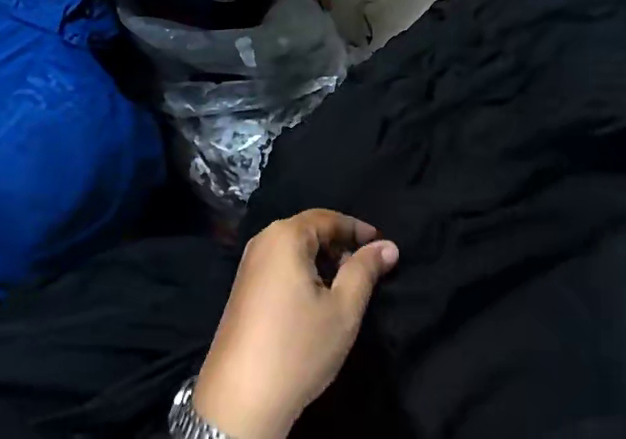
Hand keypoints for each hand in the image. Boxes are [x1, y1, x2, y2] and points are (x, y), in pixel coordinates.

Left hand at [194, 211, 399, 438]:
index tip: (382, 247)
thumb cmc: (296, 348)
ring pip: (295, 252)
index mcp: (285, 236)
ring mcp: (247, 269)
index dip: (359, 231)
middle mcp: (262, 243)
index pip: (330, 219)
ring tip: (344, 288)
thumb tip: (388, 245)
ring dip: (323, 263)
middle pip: (311, 232)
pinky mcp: (240, 293)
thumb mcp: (343, 308)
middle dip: (340, 247)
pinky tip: (315, 303)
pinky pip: (280, 268)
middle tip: (365, 269)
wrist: (236, 408)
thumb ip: (367, 269)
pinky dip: (303, 275)